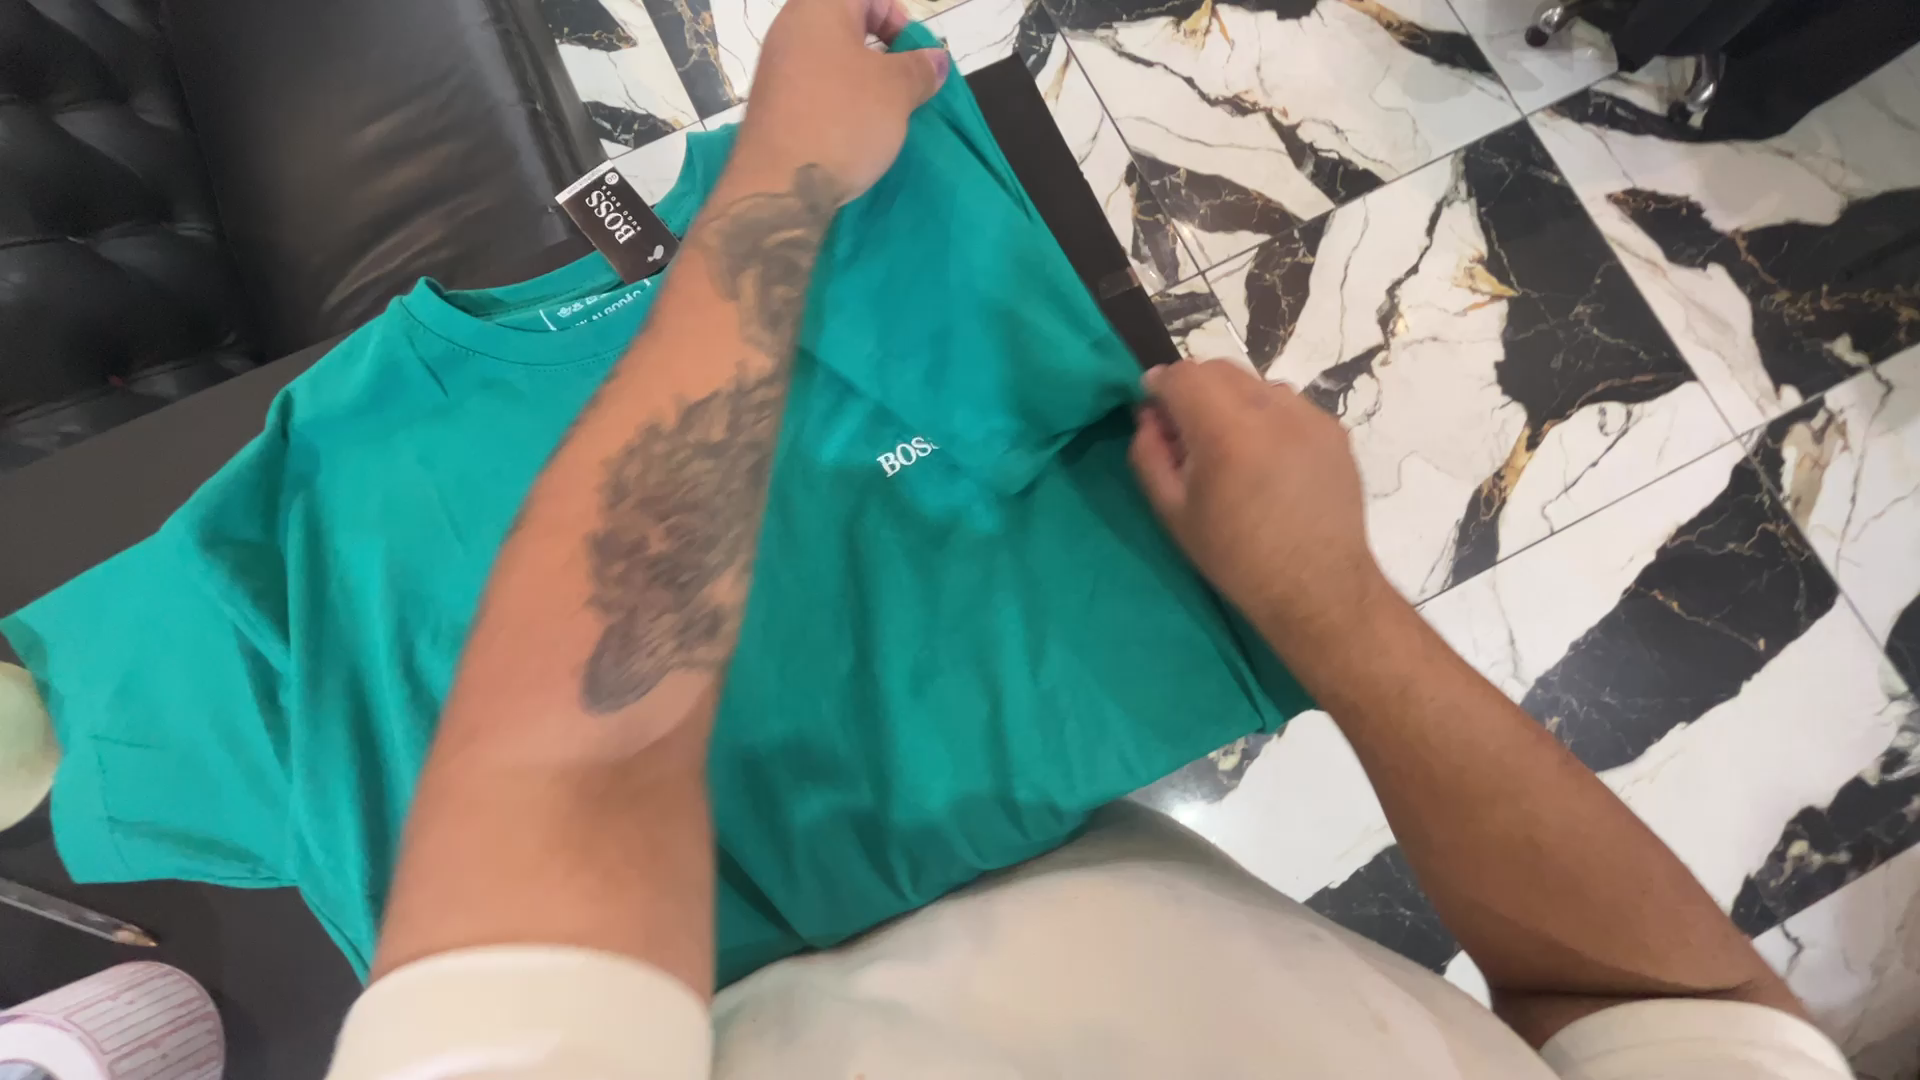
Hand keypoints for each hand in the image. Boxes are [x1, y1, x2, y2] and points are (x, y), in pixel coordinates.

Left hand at [732, 0, 950, 202]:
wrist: (781, 185)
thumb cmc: (843, 122)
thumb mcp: (895, 92)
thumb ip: (919, 70)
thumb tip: (936, 59)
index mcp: (819, 7)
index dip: (899, 20)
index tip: (915, 59)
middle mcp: (790, 30)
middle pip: (847, 29)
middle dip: (882, 59)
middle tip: (903, 93)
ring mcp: (777, 72)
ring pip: (831, 67)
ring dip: (861, 89)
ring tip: (882, 121)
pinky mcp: (774, 110)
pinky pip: (815, 98)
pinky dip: (838, 111)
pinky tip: (853, 139)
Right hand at [1129, 359, 1393, 656]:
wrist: (1316, 587)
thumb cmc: (1234, 556)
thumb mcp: (1173, 511)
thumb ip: (1149, 455)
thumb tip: (1148, 417)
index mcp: (1226, 432)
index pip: (1182, 375)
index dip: (1159, 385)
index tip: (1152, 409)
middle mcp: (1271, 410)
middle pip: (1218, 368)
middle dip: (1192, 388)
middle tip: (1184, 432)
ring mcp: (1309, 416)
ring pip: (1253, 383)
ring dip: (1228, 400)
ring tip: (1228, 447)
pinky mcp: (1333, 429)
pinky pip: (1285, 403)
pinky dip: (1263, 416)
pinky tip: (1265, 459)